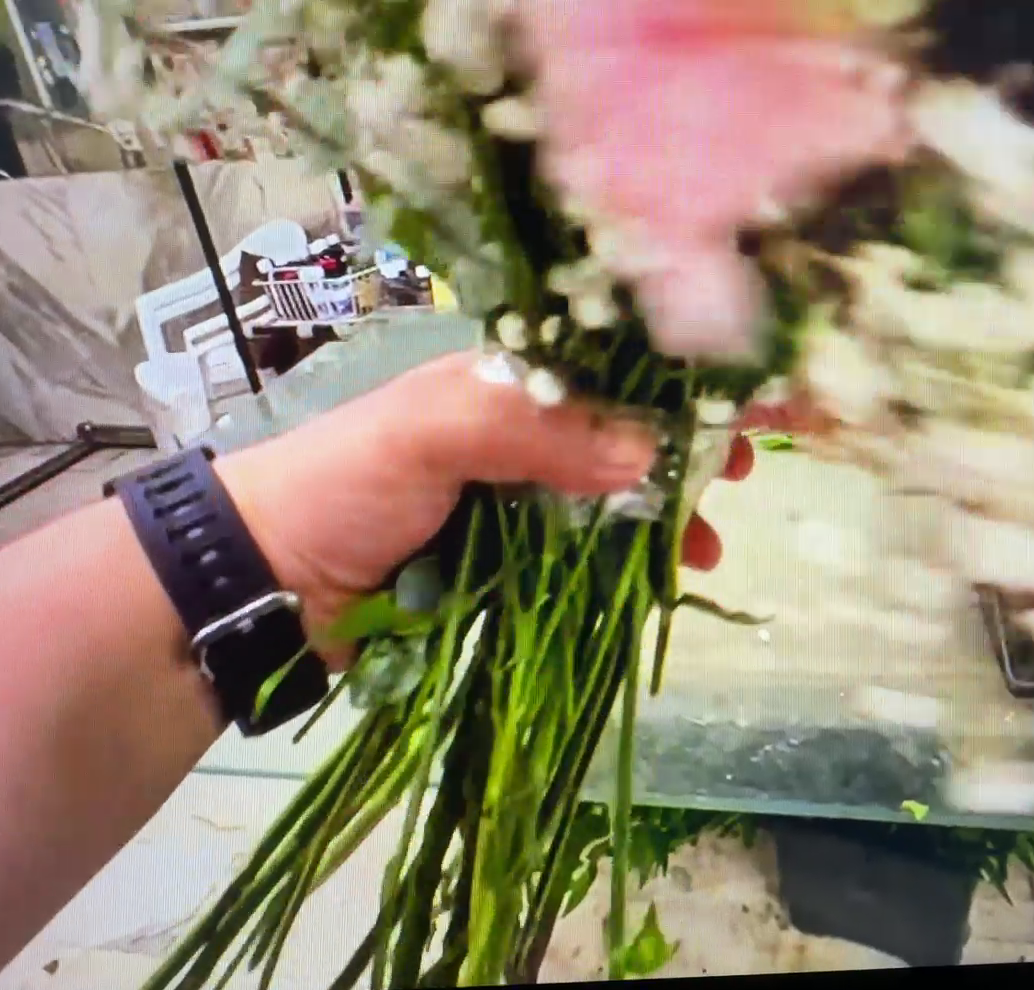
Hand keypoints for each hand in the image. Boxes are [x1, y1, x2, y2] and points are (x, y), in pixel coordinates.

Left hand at [216, 352, 754, 661]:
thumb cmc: (342, 484)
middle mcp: (520, 434)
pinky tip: (661, 577)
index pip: (613, 366)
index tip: (759, 392)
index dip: (685, 375)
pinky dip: (627, 562)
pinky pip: (586, 554)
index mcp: (504, 383)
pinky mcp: (511, 561)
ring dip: (668, 513)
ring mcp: (518, 501)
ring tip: (708, 542)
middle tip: (748, 468)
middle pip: (627, 431)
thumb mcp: (428, 431)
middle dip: (690, 445)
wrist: (273, 579)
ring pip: (614, 496)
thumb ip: (528, 430)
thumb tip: (645, 454)